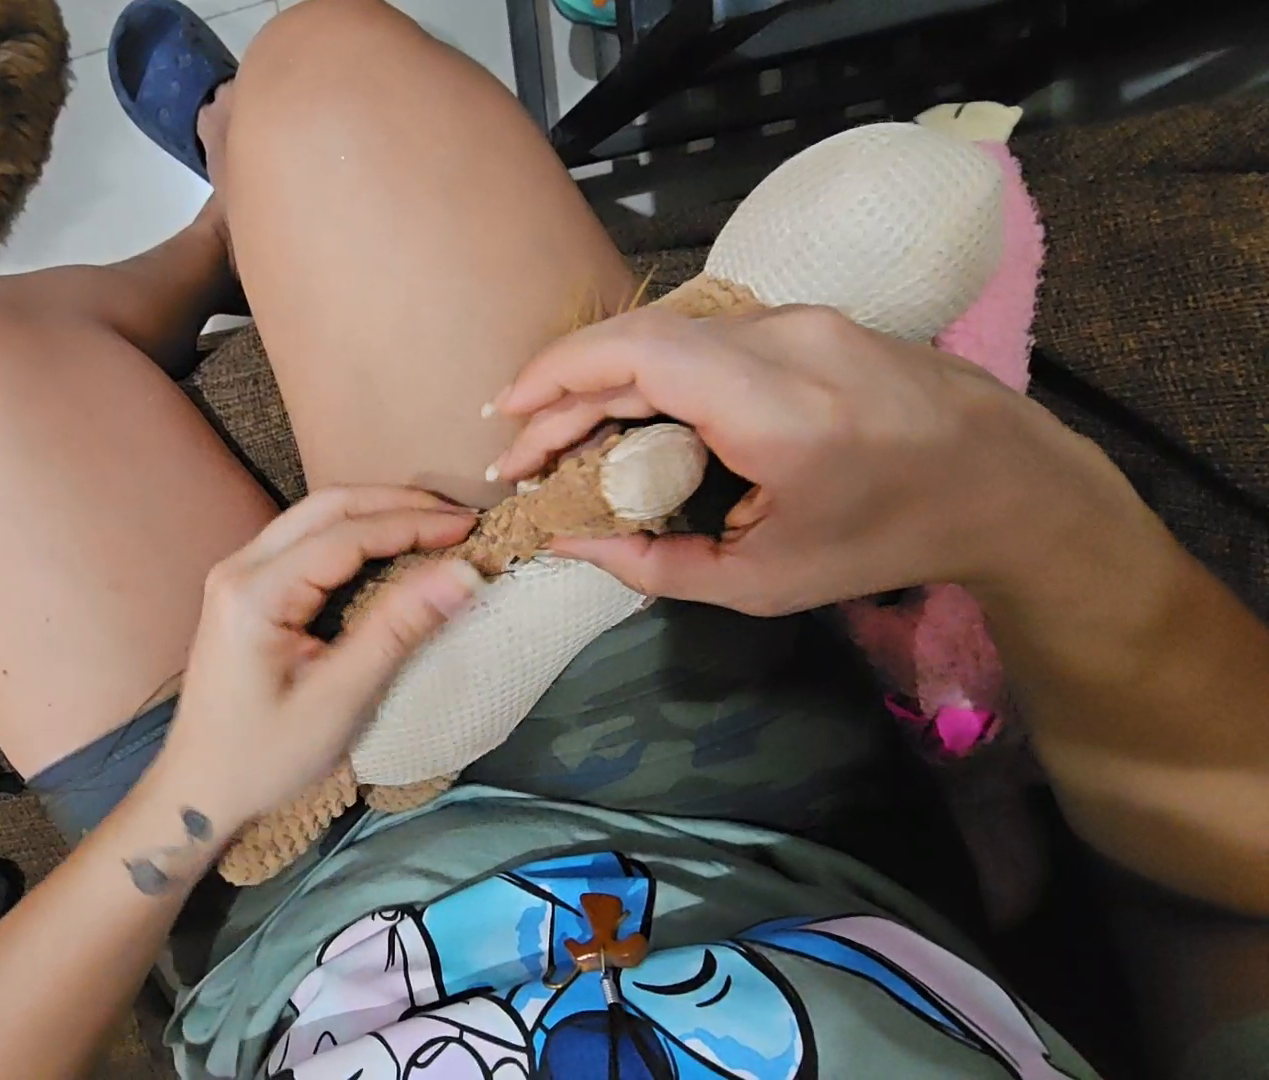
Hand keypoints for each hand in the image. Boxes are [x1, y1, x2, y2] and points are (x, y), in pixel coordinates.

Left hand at [154, 486, 483, 831]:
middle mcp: (239, 568)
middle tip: (458, 517)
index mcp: (255, 593)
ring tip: (434, 526)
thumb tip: (462, 575)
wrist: (198, 787)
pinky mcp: (245, 589)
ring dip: (375, 514)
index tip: (470, 528)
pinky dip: (353, 537)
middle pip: (327, 508)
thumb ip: (397, 630)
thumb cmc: (264, 757)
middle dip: (396, 503)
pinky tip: (389, 549)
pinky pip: (305, 543)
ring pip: (315, 518)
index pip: (345, 534)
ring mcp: (237, 575)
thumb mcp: (338, 700)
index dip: (412, 523)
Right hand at [489, 305, 1135, 614]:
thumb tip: (565, 542)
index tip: (507, 416)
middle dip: (559, 391)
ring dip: (596, 381)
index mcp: (781, 411)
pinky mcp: (802, 319)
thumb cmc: (882, 542)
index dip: (558, 374)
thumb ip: (650, 565)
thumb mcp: (759, 580)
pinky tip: (620, 414)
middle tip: (521, 449)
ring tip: (557, 435)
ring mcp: (799, 319)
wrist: (1011, 485)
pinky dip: (641, 375)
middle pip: (637, 342)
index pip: (642, 356)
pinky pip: (697, 339)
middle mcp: (788, 342)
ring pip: (662, 335)